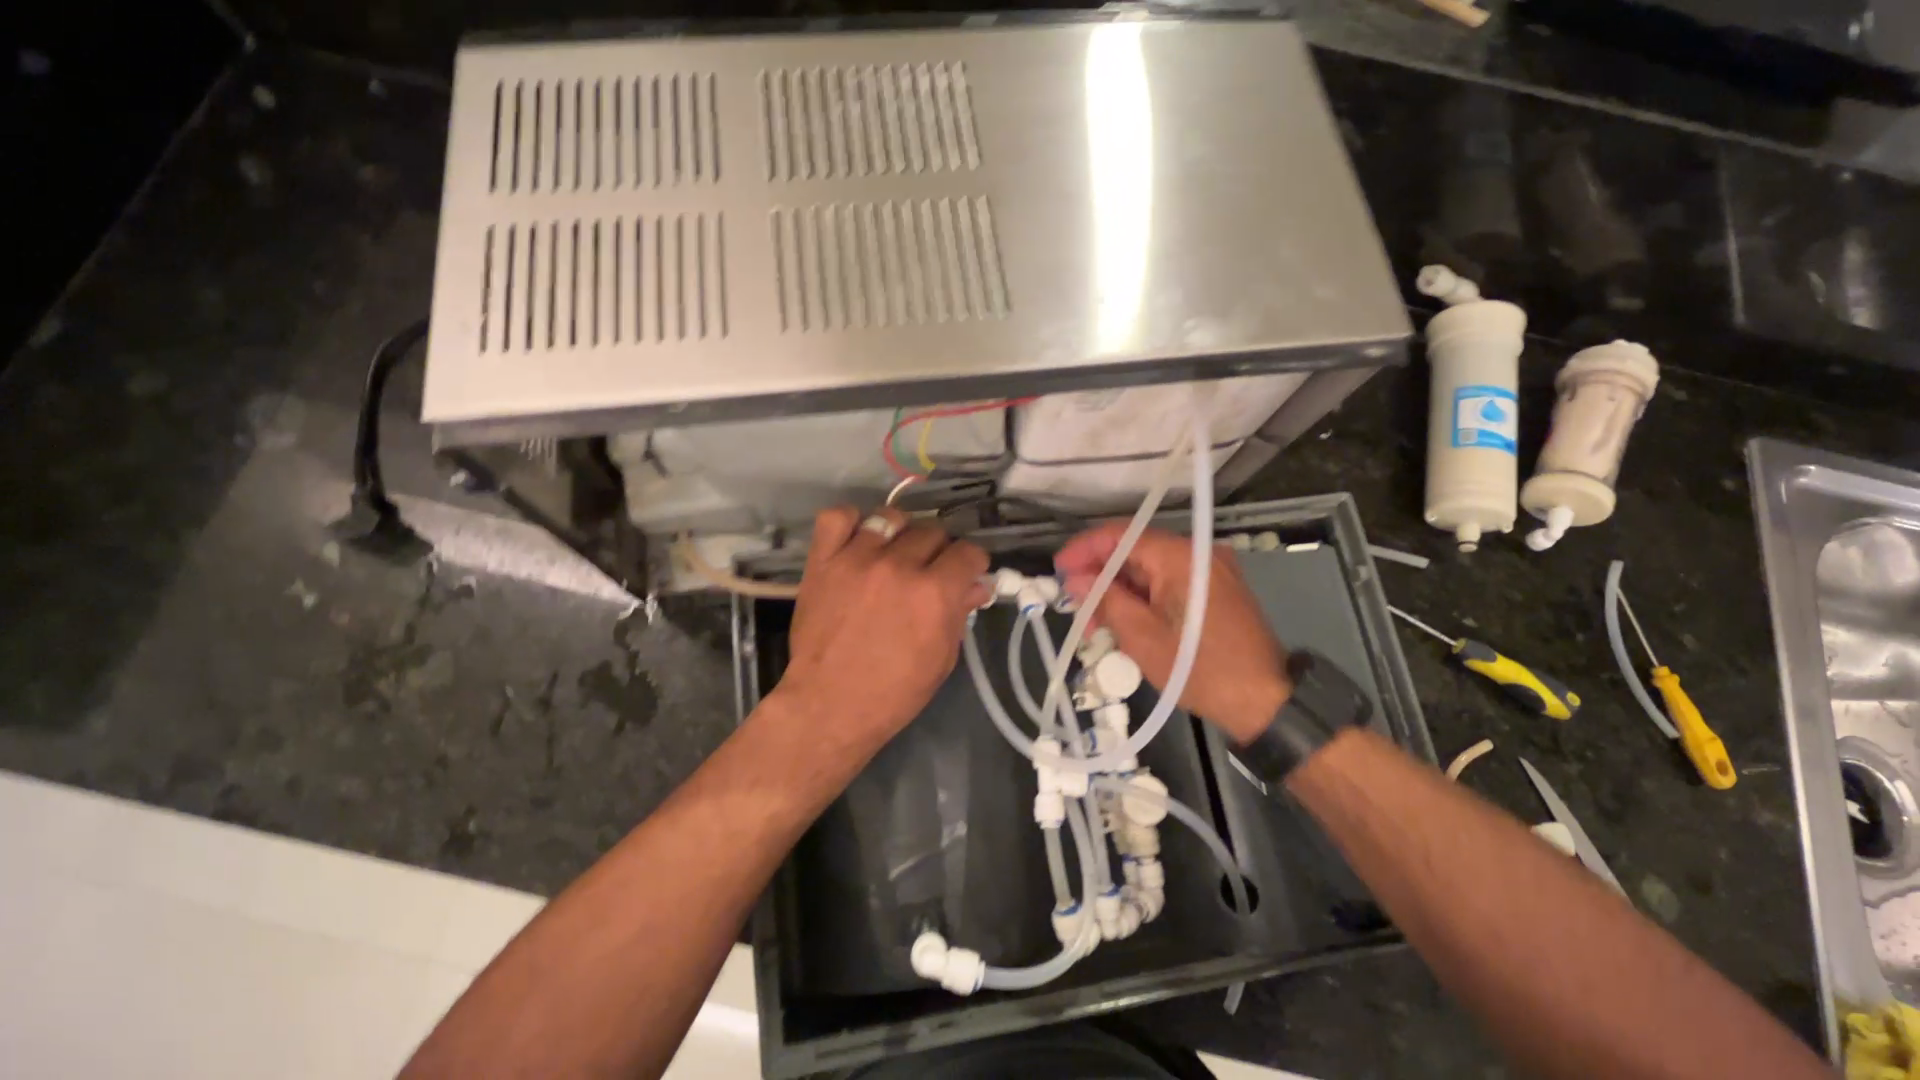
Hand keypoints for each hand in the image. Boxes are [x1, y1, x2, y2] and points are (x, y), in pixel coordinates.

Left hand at [775, 506, 989, 745]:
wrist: (830, 704)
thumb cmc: (894, 692)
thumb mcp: (941, 658)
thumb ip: (959, 614)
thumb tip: (977, 586)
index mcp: (934, 592)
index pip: (968, 552)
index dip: (971, 564)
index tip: (966, 575)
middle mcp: (898, 566)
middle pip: (932, 532)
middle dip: (938, 552)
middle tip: (928, 574)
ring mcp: (857, 559)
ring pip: (891, 518)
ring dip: (900, 535)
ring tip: (894, 555)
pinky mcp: (823, 561)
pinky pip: (838, 518)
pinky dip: (851, 523)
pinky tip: (858, 541)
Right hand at [1055, 524, 1290, 743]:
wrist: (1264, 701)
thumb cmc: (1200, 669)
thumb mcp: (1143, 637)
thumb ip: (1106, 600)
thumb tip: (1076, 579)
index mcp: (1182, 557)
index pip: (1122, 535)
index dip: (1085, 549)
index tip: (1059, 569)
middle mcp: (1199, 553)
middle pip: (1137, 551)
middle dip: (1101, 575)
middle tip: (1075, 606)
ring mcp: (1212, 571)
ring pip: (1152, 570)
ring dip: (1121, 591)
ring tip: (1096, 624)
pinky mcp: (1217, 591)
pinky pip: (1170, 583)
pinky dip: (1144, 598)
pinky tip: (1125, 622)